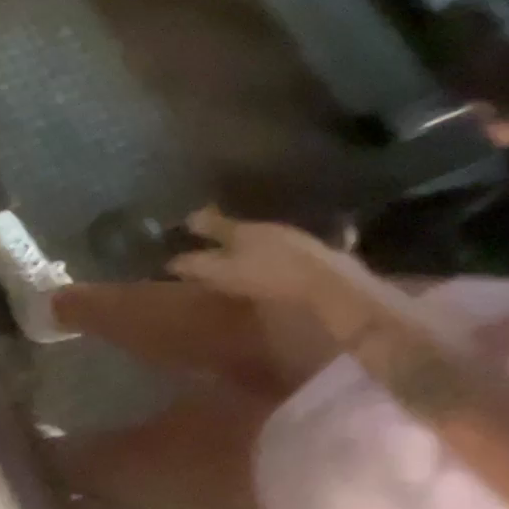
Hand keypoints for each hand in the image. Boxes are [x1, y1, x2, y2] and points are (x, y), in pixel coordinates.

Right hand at [167, 206, 382, 308]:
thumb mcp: (222, 274)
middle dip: (225, 232)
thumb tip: (170, 262)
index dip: (193, 224)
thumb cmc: (269, 276)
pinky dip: (282, 254)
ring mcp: (297, 239)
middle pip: (237, 227)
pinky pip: (292, 250)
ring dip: (255, 242)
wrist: (338, 288)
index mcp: (238, 228)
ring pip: (266, 236)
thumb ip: (194, 266)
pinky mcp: (322, 255)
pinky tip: (283, 262)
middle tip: (212, 241)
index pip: (207, 221)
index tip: (183, 226)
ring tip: (245, 252)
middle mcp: (265, 226)